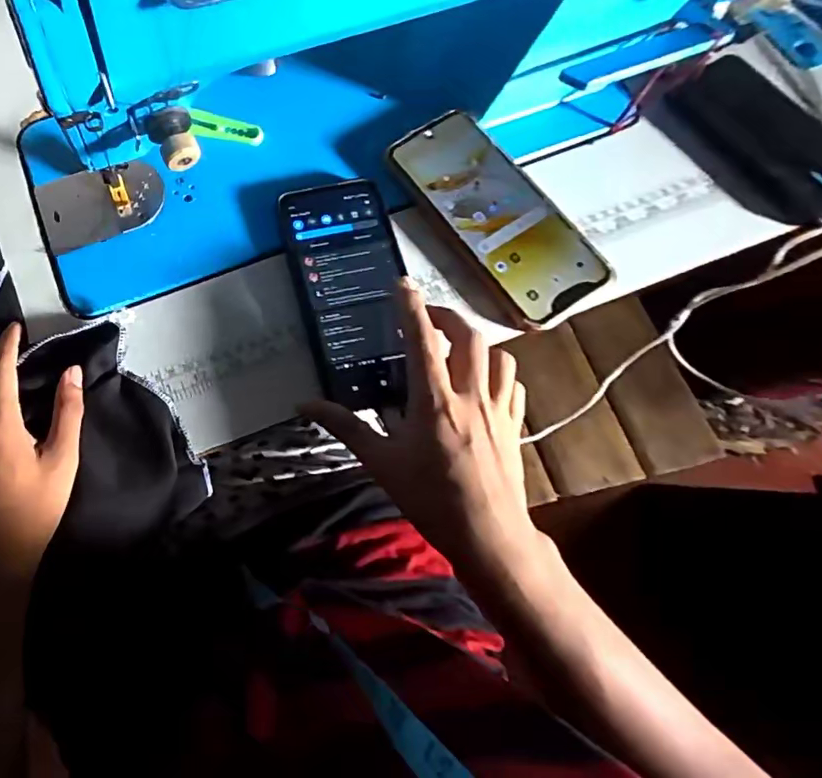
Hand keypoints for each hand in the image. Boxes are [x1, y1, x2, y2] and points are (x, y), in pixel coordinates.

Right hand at [300, 280, 535, 570]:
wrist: (489, 536)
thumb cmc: (430, 499)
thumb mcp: (381, 463)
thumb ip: (345, 427)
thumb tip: (306, 405)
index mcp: (434, 402)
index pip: (422, 340)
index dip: (411, 307)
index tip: (403, 284)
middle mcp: (470, 396)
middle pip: (467, 336)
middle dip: (446, 316)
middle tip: (427, 317)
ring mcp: (498, 409)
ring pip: (498, 354)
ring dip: (477, 343)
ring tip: (457, 349)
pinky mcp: (515, 425)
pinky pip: (512, 384)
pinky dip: (499, 372)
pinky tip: (485, 383)